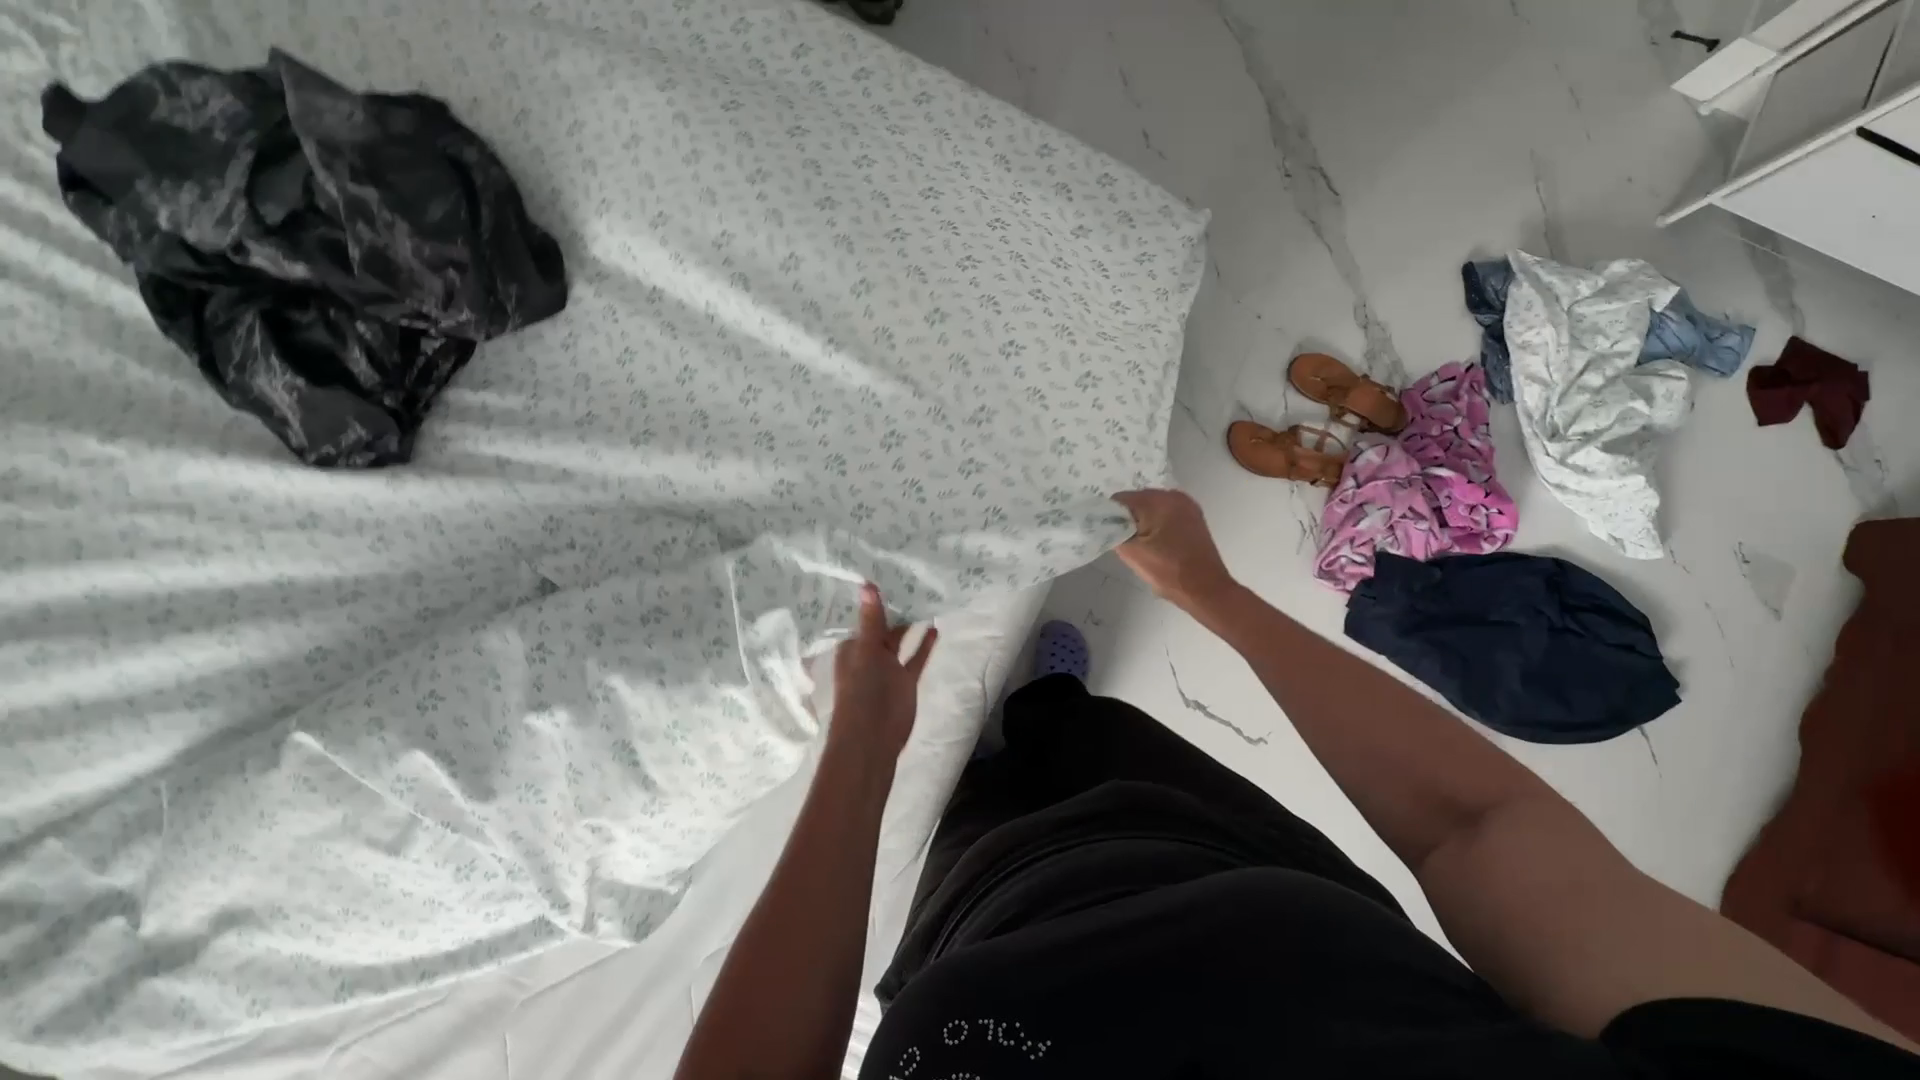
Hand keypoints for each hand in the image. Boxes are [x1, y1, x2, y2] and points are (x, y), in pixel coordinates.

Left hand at [830, 584, 937, 758]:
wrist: (873, 736)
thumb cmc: (861, 691)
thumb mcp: (866, 650)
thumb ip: (871, 620)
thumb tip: (866, 584)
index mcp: (852, 648)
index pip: (859, 619)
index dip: (867, 601)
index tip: (878, 574)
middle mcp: (868, 655)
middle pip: (880, 628)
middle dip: (890, 610)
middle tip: (906, 578)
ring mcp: (888, 669)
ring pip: (899, 641)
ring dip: (908, 625)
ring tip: (923, 599)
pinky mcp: (905, 681)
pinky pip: (916, 658)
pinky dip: (924, 645)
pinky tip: (934, 628)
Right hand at [1112, 489, 1238, 609]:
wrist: (1206, 590)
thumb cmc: (1169, 571)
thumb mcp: (1132, 553)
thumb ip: (1113, 532)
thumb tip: (1103, 523)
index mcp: (1160, 499)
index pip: (1121, 499)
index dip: (1108, 516)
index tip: (1107, 535)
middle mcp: (1175, 496)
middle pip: (1137, 502)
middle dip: (1126, 520)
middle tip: (1123, 543)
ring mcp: (1188, 507)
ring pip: (1151, 510)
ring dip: (1142, 525)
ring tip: (1140, 547)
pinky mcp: (1194, 520)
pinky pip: (1165, 517)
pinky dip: (1156, 527)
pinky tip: (1156, 546)